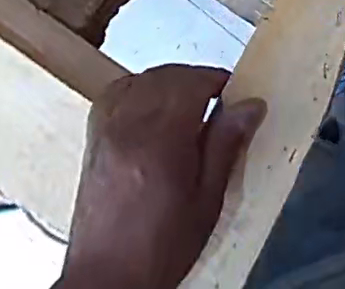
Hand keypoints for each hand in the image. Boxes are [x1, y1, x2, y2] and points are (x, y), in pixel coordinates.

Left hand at [57, 65, 265, 288]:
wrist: (106, 283)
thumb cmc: (161, 246)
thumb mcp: (208, 200)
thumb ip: (227, 145)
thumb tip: (251, 104)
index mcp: (161, 141)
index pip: (192, 82)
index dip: (217, 80)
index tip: (233, 92)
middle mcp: (130, 130)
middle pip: (167, 77)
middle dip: (196, 79)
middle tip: (217, 99)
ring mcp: (107, 134)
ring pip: (141, 80)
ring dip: (168, 81)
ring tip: (186, 101)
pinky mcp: (93, 143)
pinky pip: (113, 96)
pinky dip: (136, 89)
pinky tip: (151, 103)